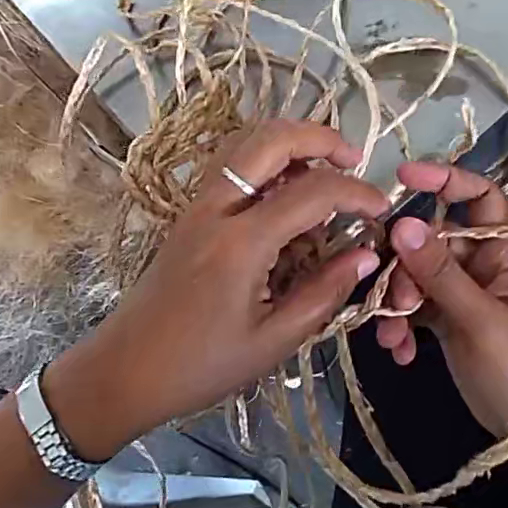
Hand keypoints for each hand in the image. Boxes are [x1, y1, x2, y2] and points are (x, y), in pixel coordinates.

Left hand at [43, 121, 387, 459]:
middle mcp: (216, 209)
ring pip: (245, 145)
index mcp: (241, 243)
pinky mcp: (188, 215)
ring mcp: (197, 207)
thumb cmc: (201, 365)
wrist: (124, 370)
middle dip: (319, 137)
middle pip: (270, 139)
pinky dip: (266, 163)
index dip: (357, 193)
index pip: (313, 192)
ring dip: (290, 143)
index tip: (383, 209)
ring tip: (324, 169)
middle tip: (353, 158)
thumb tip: (365, 254)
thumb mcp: (274, 340)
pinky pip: (231, 168)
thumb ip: (324, 292)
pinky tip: (286, 193)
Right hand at [375, 162, 507, 436]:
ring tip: (393, 338)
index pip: (482, 198)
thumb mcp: (480, 321)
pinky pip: (419, 306)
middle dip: (407, 268)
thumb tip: (402, 223)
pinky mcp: (452, 319)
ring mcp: (468, 293)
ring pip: (420, 275)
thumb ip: (440, 272)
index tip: (401, 177)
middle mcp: (488, 265)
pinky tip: (401, 352)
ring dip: (400, 302)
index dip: (445, 181)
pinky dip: (405, 324)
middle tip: (395, 301)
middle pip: (435, 242)